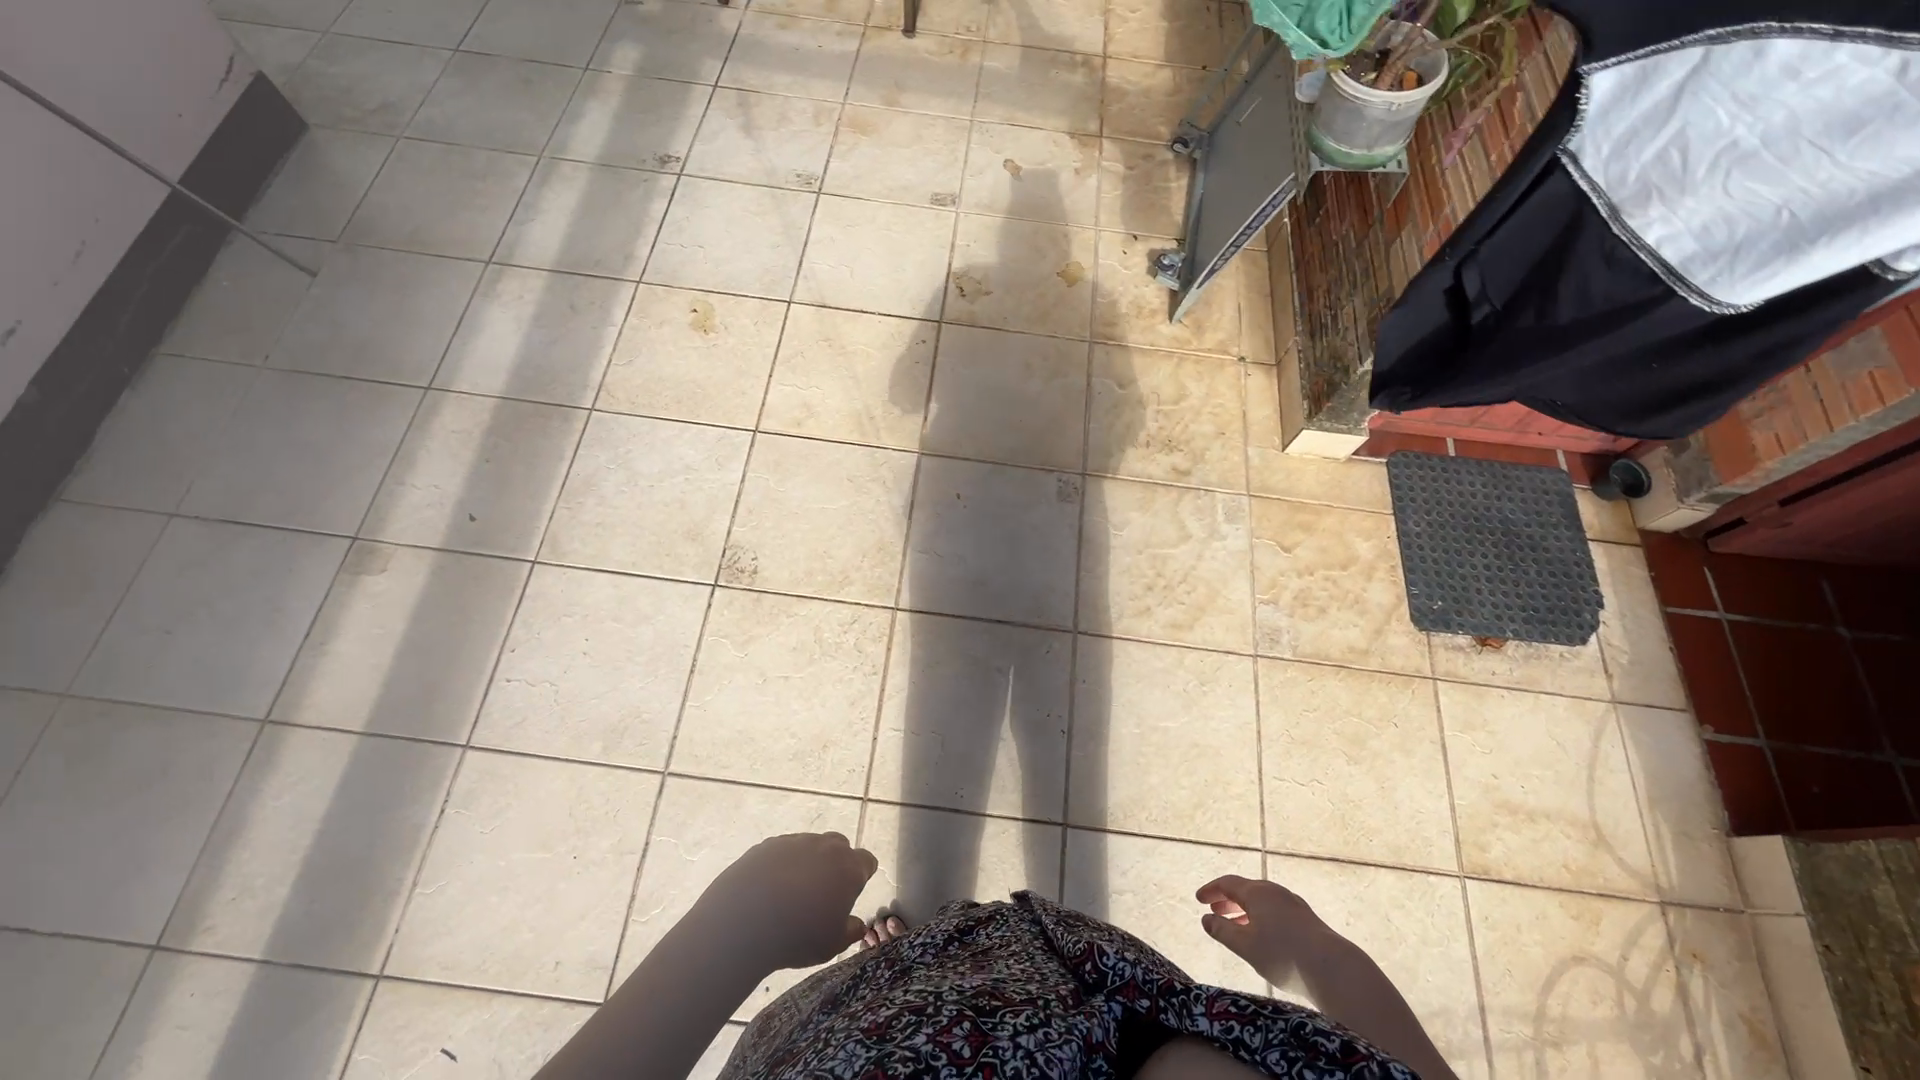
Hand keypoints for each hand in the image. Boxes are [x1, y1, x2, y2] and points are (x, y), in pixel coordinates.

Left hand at [697, 832, 878, 970]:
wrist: (742, 922)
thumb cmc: (797, 936)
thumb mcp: (831, 945)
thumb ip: (850, 932)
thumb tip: (857, 924)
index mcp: (848, 868)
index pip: (867, 861)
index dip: (862, 875)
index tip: (851, 893)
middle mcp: (825, 847)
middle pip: (839, 846)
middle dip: (836, 863)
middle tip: (823, 892)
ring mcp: (794, 842)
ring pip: (809, 846)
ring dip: (808, 862)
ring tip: (792, 893)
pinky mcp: (766, 845)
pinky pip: (782, 851)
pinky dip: (781, 864)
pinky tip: (769, 889)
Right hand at [1196, 875, 1349, 985]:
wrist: (1333, 968)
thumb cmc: (1283, 955)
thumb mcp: (1245, 946)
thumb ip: (1222, 931)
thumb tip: (1206, 919)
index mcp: (1258, 893)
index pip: (1228, 883)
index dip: (1211, 890)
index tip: (1198, 899)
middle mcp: (1276, 892)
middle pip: (1246, 890)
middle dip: (1227, 899)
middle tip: (1213, 910)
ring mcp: (1294, 905)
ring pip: (1262, 901)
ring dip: (1244, 909)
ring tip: (1234, 925)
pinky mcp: (1306, 920)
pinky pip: (1275, 911)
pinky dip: (1260, 917)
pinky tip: (1261, 935)